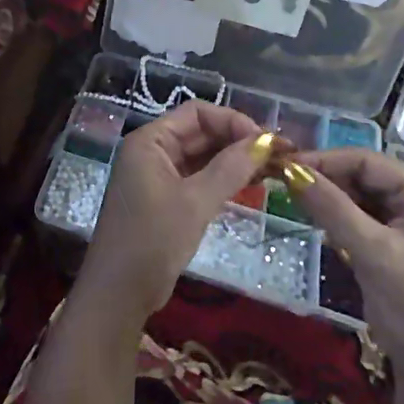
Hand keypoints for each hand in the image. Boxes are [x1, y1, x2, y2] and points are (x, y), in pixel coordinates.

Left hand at [81, 102, 263, 323]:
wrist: (120, 290)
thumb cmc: (153, 240)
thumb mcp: (196, 202)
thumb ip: (231, 168)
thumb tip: (266, 141)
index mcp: (149, 142)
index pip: (197, 113)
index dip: (234, 121)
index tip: (269, 143)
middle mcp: (150, 152)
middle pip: (200, 132)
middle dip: (239, 141)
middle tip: (282, 157)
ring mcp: (156, 177)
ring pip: (202, 157)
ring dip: (235, 161)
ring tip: (275, 171)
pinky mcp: (165, 200)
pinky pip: (197, 178)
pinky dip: (223, 179)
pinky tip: (253, 185)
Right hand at [285, 149, 403, 383]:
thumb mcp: (373, 253)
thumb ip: (332, 208)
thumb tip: (290, 170)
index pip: (370, 161)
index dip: (324, 160)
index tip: (280, 166)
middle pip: (367, 179)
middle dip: (326, 179)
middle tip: (280, 183)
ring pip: (365, 202)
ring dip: (331, 200)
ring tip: (291, 200)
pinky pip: (367, 225)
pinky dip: (341, 222)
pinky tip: (317, 223)